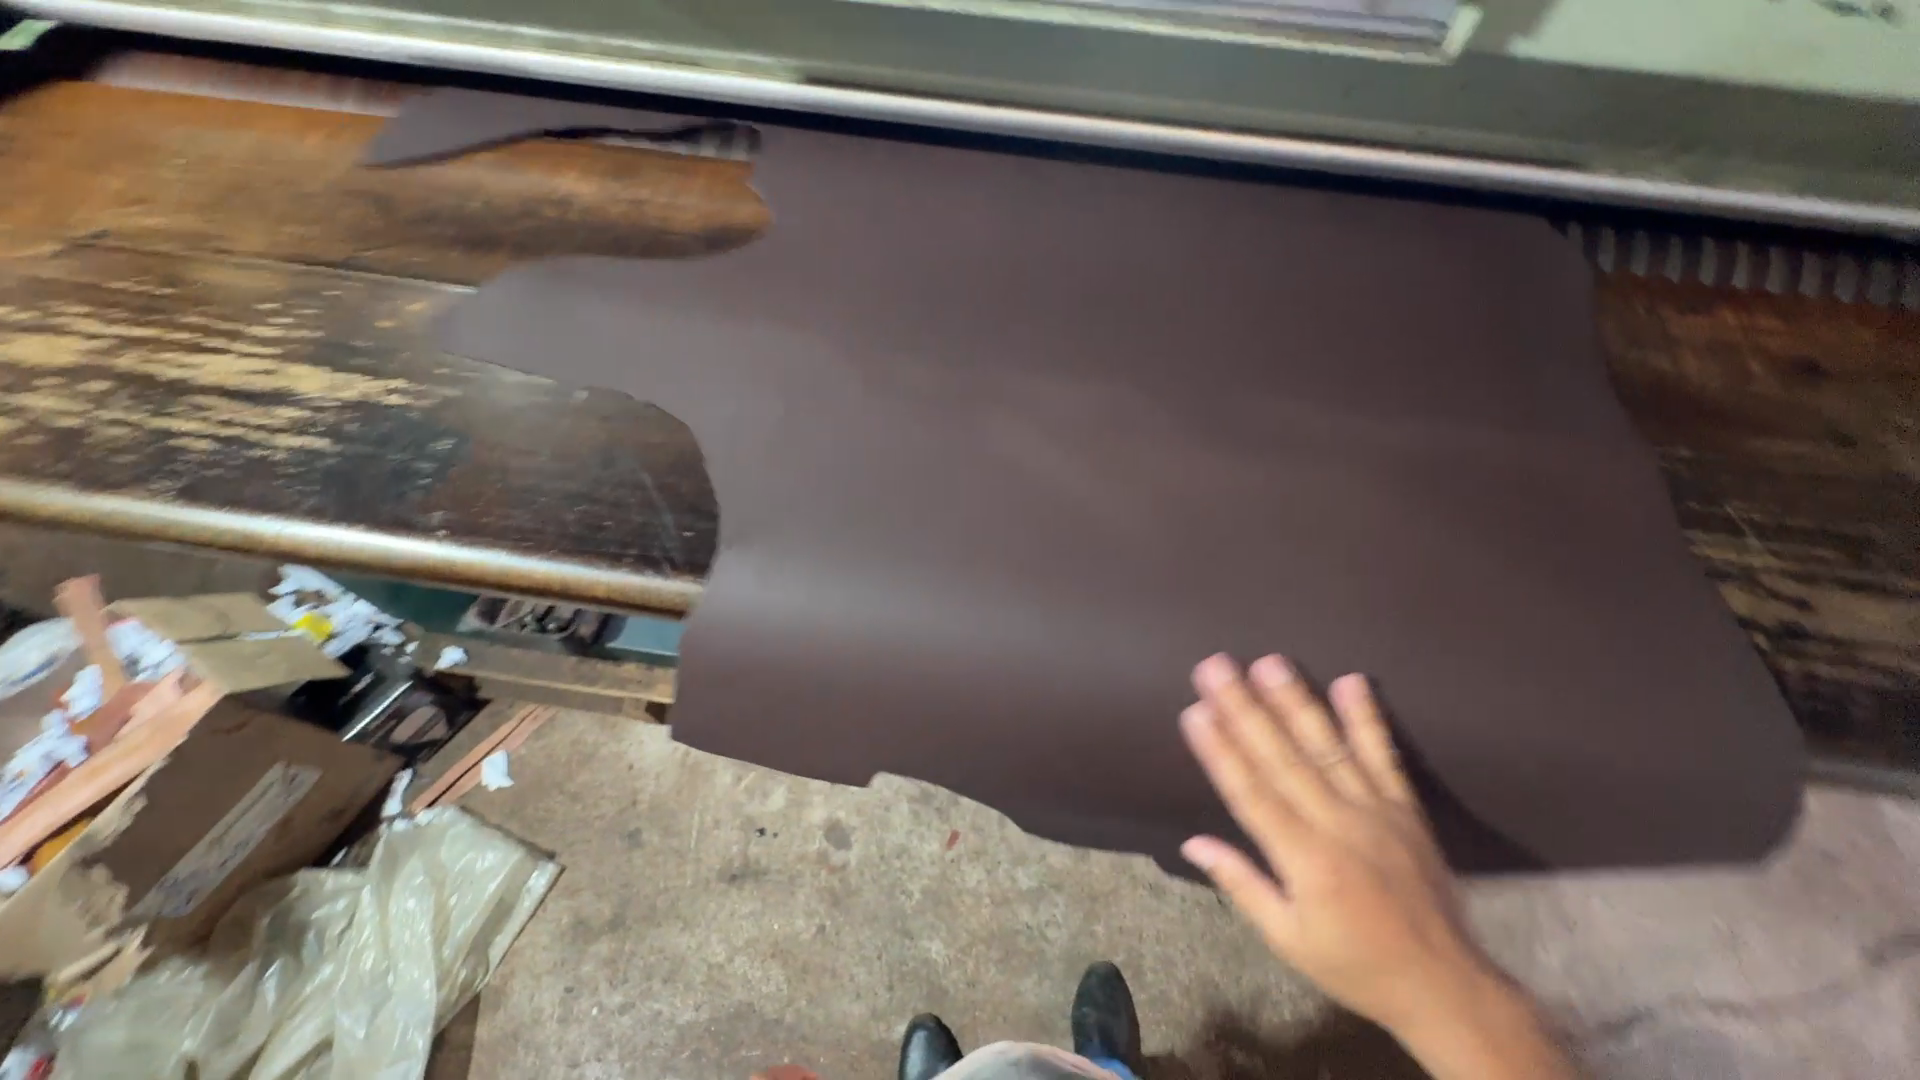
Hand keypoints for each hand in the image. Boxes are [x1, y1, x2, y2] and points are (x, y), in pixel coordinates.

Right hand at [1178, 654, 1577, 1079]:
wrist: (1444, 984)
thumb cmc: (1354, 964)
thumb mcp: (1287, 939)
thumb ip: (1242, 885)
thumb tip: (1193, 842)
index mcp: (1304, 859)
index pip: (1251, 793)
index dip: (1220, 750)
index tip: (1195, 711)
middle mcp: (1337, 824)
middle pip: (1282, 757)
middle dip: (1244, 708)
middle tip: (1216, 668)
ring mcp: (1375, 811)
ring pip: (1327, 746)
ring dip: (1295, 701)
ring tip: (1269, 662)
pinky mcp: (1405, 808)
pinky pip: (1384, 756)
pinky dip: (1367, 718)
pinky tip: (1351, 681)